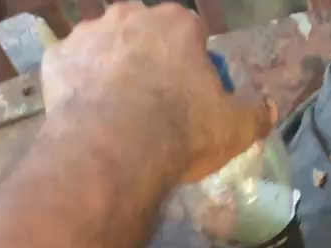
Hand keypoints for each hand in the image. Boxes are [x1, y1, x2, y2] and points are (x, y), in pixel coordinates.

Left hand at [38, 3, 271, 184]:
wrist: (114, 149)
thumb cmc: (183, 133)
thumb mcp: (235, 130)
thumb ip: (257, 114)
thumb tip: (271, 107)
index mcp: (178, 24)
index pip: (195, 35)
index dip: (198, 66)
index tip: (197, 98)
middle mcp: (131, 15)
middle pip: (149, 36)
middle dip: (155, 63)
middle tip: (160, 108)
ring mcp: (90, 33)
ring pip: (109, 49)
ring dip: (117, 72)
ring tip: (123, 117)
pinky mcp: (58, 58)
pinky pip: (75, 69)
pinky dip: (83, 88)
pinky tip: (93, 117)